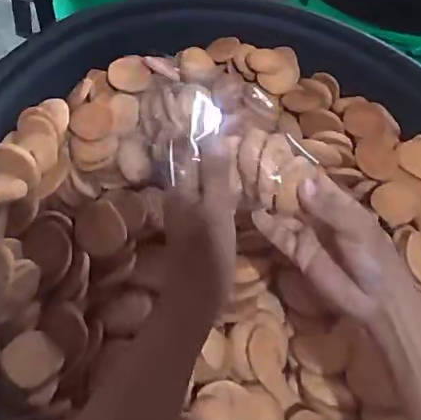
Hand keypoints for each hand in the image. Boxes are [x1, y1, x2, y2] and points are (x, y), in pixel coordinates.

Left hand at [163, 133, 239, 306]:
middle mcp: (179, 195)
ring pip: (202, 180)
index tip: (229, 117)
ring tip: (241, 156)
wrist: (195, 302)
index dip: (208, 133)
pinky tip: (235, 189)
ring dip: (217, 167)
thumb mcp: (216, 210)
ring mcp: (185, 212)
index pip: (193, 148)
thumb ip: (214, 173)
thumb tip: (214, 133)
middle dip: (213, 148)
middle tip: (240, 134)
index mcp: (181, 187)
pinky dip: (220, 187)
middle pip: (196, 163)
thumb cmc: (207, 254)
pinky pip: (207, 196)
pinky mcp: (195, 227)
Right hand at [252, 174, 416, 322]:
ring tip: (247, 185)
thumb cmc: (374, 257)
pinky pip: (280, 235)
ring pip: (284, 211)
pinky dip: (267, 226)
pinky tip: (253, 214)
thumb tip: (303, 184)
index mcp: (338, 201)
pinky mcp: (298, 253)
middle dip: (277, 180)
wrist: (378, 302)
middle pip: (294, 192)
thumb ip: (330, 207)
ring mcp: (308, 232)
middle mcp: (319, 213)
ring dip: (268, 200)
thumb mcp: (356, 227)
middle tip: (252, 163)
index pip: (314, 177)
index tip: (274, 148)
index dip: (297, 165)